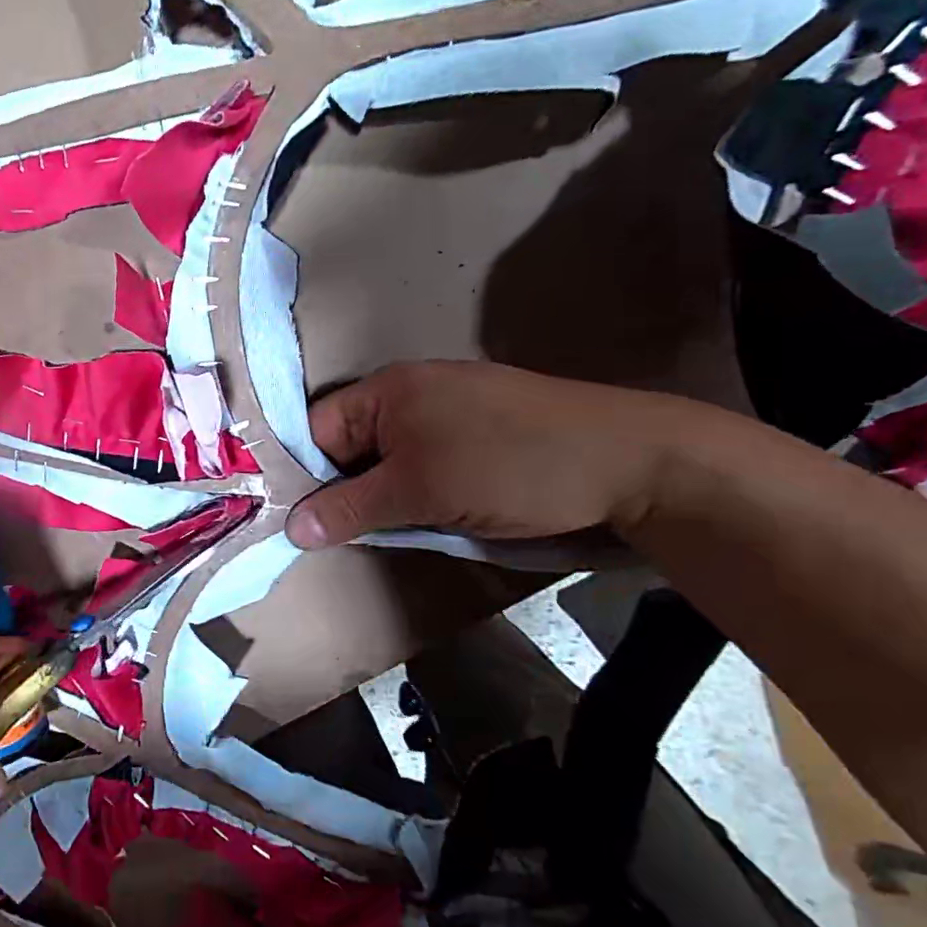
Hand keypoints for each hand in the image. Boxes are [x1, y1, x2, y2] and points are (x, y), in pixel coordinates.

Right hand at [286, 361, 702, 547]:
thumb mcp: (419, 493)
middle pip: (348, 448)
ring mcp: (446, 413)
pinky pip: (420, 466)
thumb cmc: (511, 467)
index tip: (299, 522)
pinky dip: (413, 495)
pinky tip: (427, 517)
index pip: (315, 431)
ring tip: (392, 529)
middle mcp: (409, 394)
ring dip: (382, 499)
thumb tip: (291, 529)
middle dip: (344, 492)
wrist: (634, 464)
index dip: (302, 476)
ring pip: (385, 463)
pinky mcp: (475, 436)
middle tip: (342, 537)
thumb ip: (348, 510)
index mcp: (387, 390)